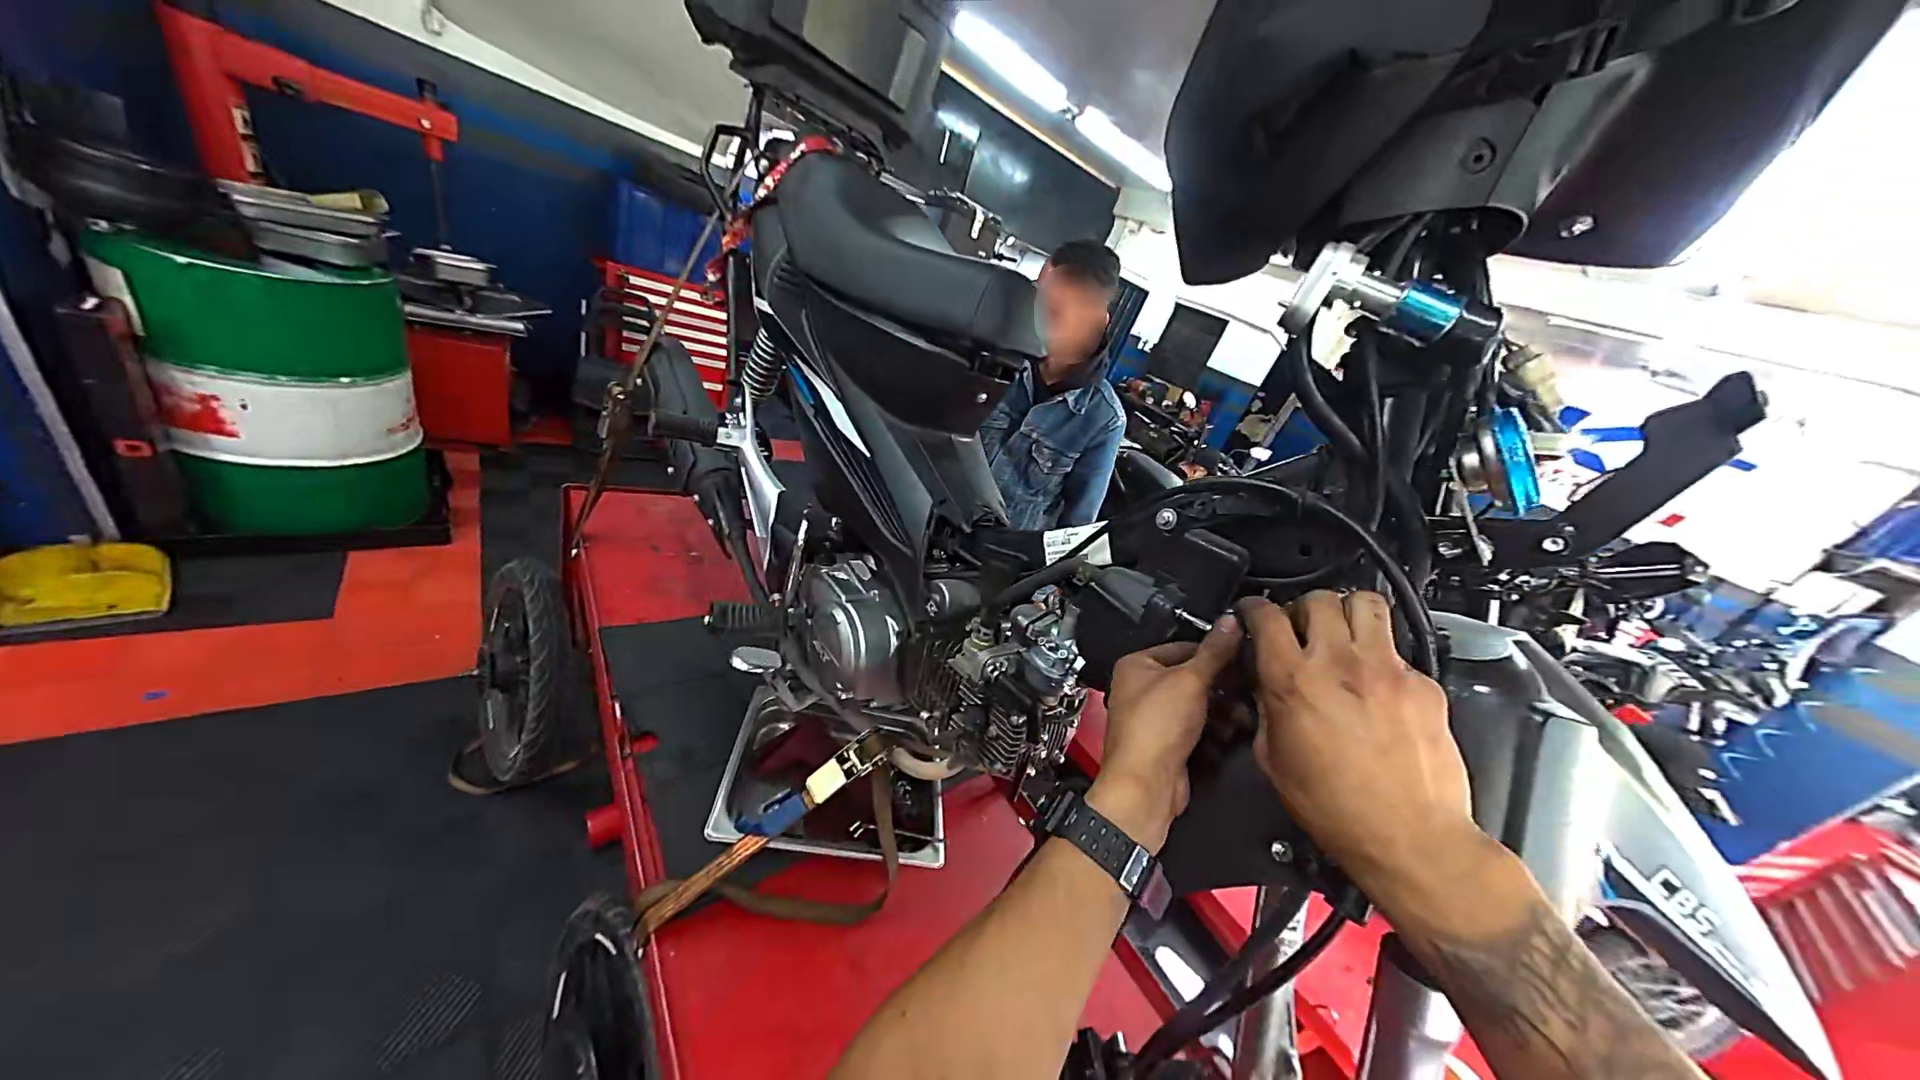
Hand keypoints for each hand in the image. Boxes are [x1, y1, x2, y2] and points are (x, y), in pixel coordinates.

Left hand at [1089, 615, 1241, 853]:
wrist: (1147, 784)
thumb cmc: (1153, 729)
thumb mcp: (1191, 680)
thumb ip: (1214, 652)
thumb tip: (1229, 622)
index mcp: (1136, 665)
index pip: (1182, 646)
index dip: (1212, 652)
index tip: (1240, 656)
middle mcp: (1141, 689)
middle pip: (1192, 678)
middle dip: (1220, 687)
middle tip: (1244, 689)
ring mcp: (1154, 717)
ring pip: (1198, 705)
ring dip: (1222, 710)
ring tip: (1241, 714)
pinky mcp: (1168, 743)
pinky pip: (1197, 729)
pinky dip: (1214, 730)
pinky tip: (1229, 733)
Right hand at [1238, 592, 1478, 900]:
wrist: (1409, 838)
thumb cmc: (1339, 809)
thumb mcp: (1273, 758)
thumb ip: (1266, 709)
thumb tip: (1265, 685)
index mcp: (1293, 682)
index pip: (1268, 615)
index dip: (1255, 607)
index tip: (1255, 611)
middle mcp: (1339, 666)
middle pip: (1318, 599)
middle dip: (1302, 608)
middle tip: (1300, 626)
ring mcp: (1387, 671)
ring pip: (1365, 603)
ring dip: (1345, 612)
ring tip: (1340, 632)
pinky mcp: (1423, 686)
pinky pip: (1397, 648)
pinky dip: (1380, 654)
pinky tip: (1373, 679)